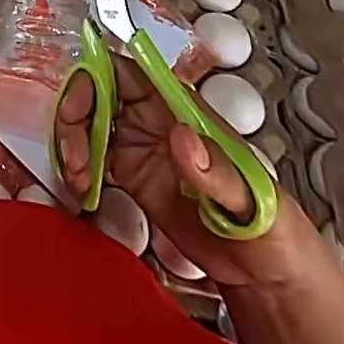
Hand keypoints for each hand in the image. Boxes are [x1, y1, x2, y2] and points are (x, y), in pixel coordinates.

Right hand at [54, 56, 343, 291]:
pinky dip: (77, 170)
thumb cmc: (272, 227)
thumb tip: (182, 137)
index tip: (79, 97)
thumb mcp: (252, 199)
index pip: (126, 69)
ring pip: (87, 122)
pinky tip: (83, 191)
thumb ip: (218, 170)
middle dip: (75, 114)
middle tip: (74, 152)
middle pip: (96, 91)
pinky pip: (90, 157)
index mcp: (179, 107)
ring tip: (79, 179)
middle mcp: (153, 118)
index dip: (95, 72)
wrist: (266, 275)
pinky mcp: (130, 175)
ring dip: (72, 144)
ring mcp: (138, 145)